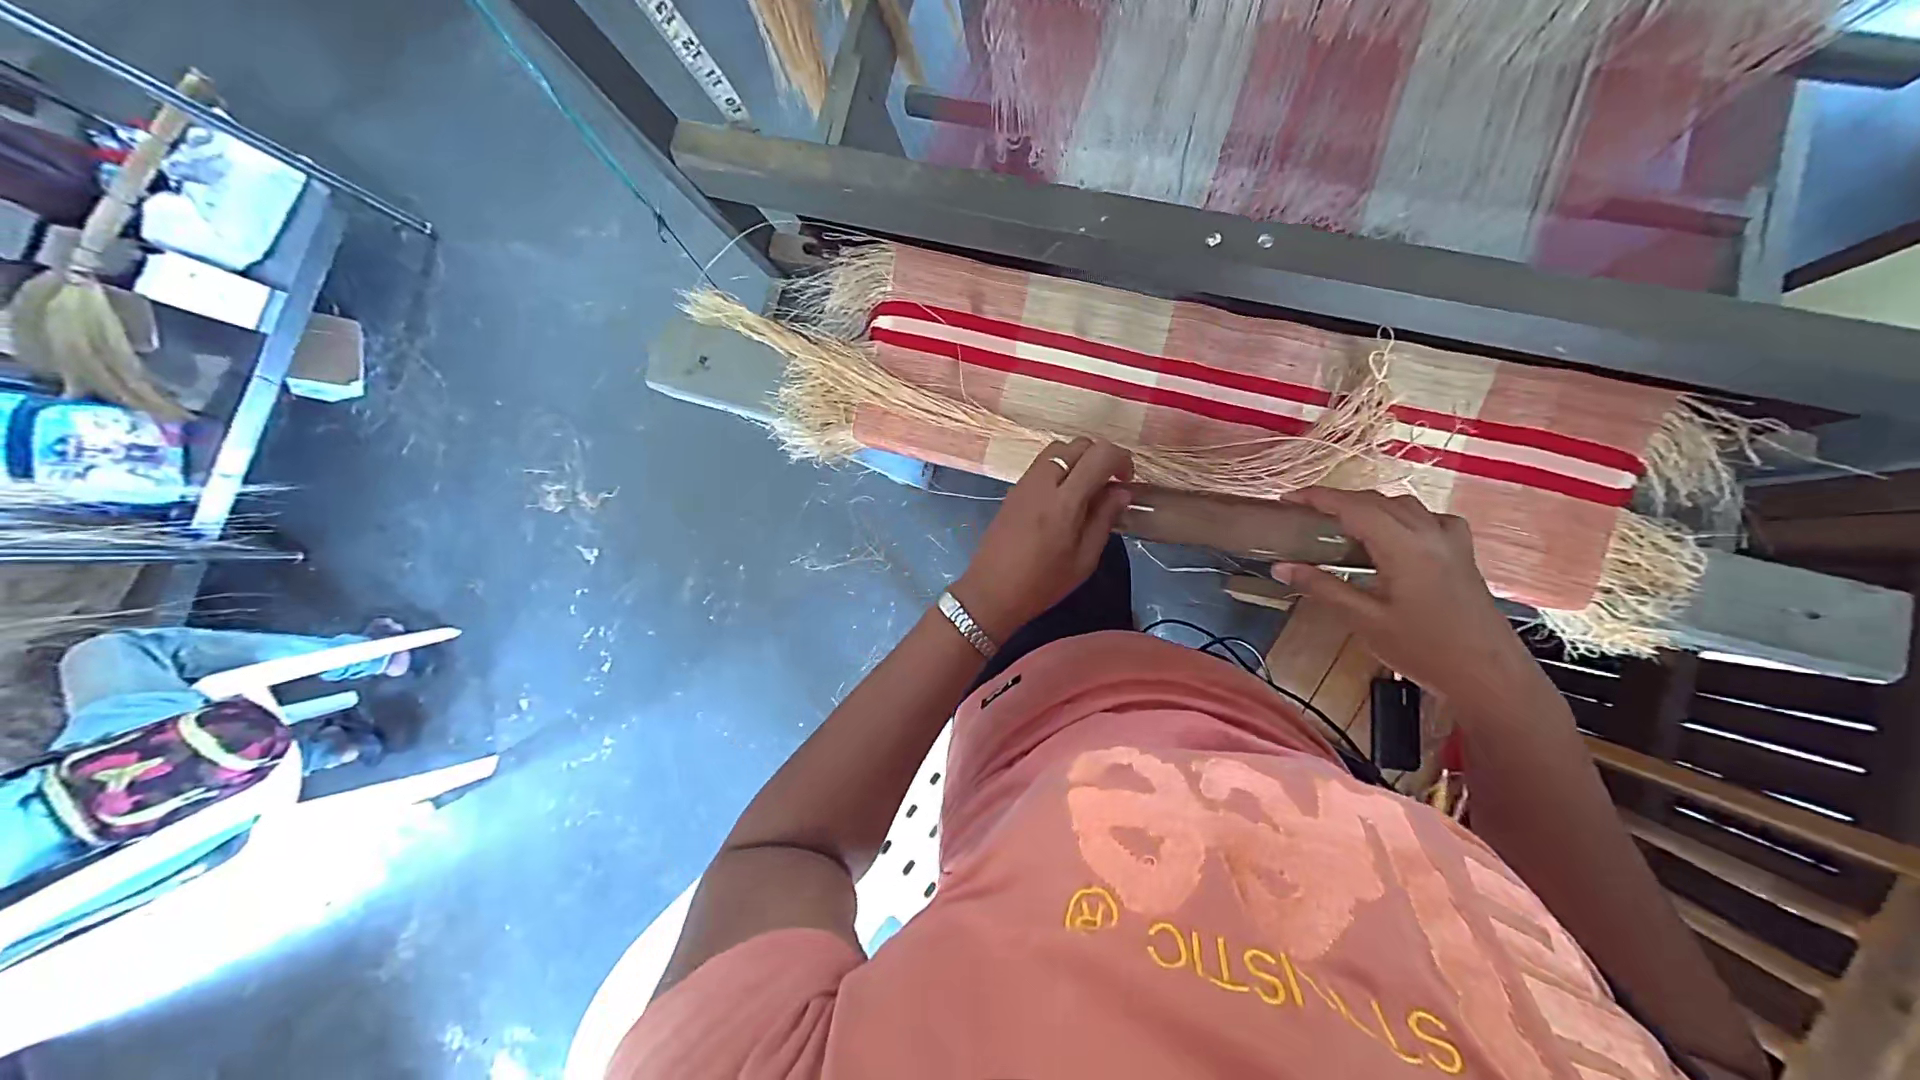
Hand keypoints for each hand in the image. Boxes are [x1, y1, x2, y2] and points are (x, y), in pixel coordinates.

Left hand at [950, 438, 1133, 642]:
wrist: (991, 591)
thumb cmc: (1042, 583)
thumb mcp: (1084, 559)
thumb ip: (1104, 519)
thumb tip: (1122, 491)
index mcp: (1064, 502)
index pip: (1099, 455)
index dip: (1121, 459)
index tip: (1127, 481)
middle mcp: (1042, 483)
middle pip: (1078, 444)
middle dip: (1101, 456)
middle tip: (1110, 484)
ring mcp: (1024, 484)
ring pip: (1058, 449)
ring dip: (1079, 459)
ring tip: (1087, 489)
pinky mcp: (1013, 490)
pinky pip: (1042, 464)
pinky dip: (1060, 467)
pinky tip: (1065, 496)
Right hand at [1270, 488, 1535, 700]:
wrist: (1489, 676)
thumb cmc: (1424, 650)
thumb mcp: (1365, 620)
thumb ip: (1322, 588)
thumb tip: (1281, 567)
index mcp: (1404, 546)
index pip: (1354, 507)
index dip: (1318, 498)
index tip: (1287, 499)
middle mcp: (1429, 533)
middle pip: (1378, 501)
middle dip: (1339, 500)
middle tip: (1305, 512)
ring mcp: (1451, 542)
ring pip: (1404, 506)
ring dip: (1369, 505)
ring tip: (1342, 521)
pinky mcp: (1462, 555)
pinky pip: (1429, 519)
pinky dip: (1402, 516)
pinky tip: (1394, 533)